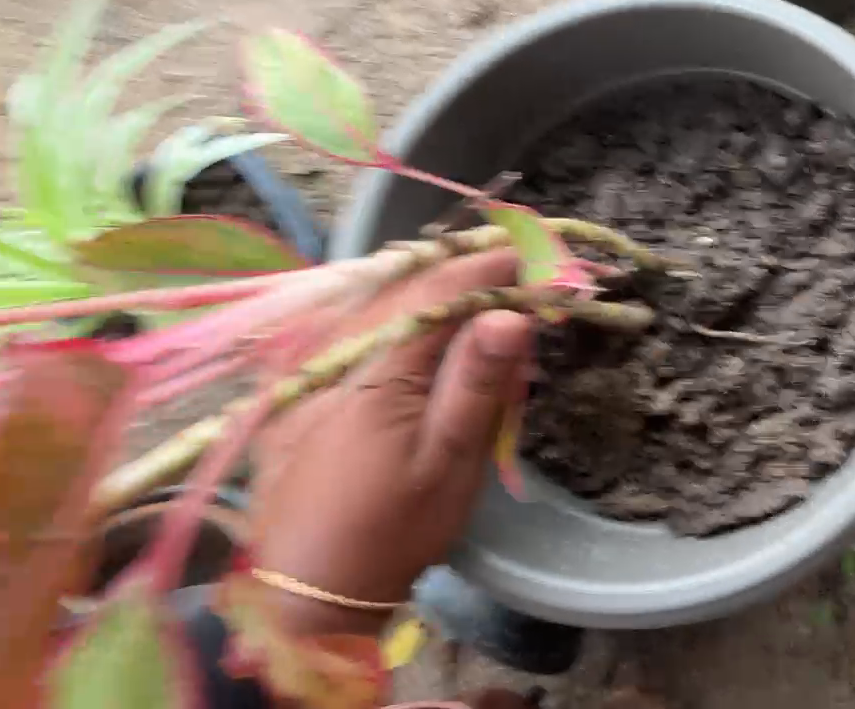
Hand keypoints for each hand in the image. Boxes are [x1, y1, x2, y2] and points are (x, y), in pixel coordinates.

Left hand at [249, 251, 535, 636]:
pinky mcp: (303, 382)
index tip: (552, 259)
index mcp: (370, 371)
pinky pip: (366, 322)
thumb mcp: (451, 459)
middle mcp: (330, 353)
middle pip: (415, 283)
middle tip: (535, 289)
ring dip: (449, 294)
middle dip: (480, 276)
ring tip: (499, 312)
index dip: (500, 265)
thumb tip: (514, 312)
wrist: (308, 594)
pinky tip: (444, 335)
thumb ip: (478, 380)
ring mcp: (308, 366)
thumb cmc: (394, 530)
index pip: (444, 288)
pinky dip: (416, 317)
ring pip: (388, 297)